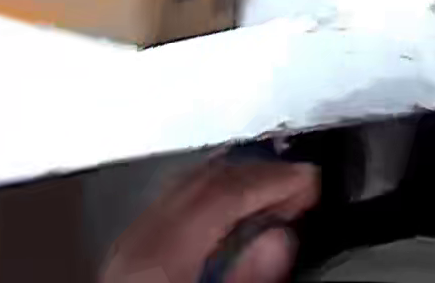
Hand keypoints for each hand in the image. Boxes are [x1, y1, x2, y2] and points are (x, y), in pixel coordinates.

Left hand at [100, 156, 319, 282]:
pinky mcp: (124, 260)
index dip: (276, 179)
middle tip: (299, 184)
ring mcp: (127, 249)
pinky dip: (210, 196)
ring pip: (189, 184)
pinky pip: (173, 202)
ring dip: (237, 180)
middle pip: (207, 180)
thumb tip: (279, 240)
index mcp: (161, 259)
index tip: (310, 181)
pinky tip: (231, 211)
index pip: (227, 192)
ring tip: (273, 193)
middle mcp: (139, 243)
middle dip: (260, 174)